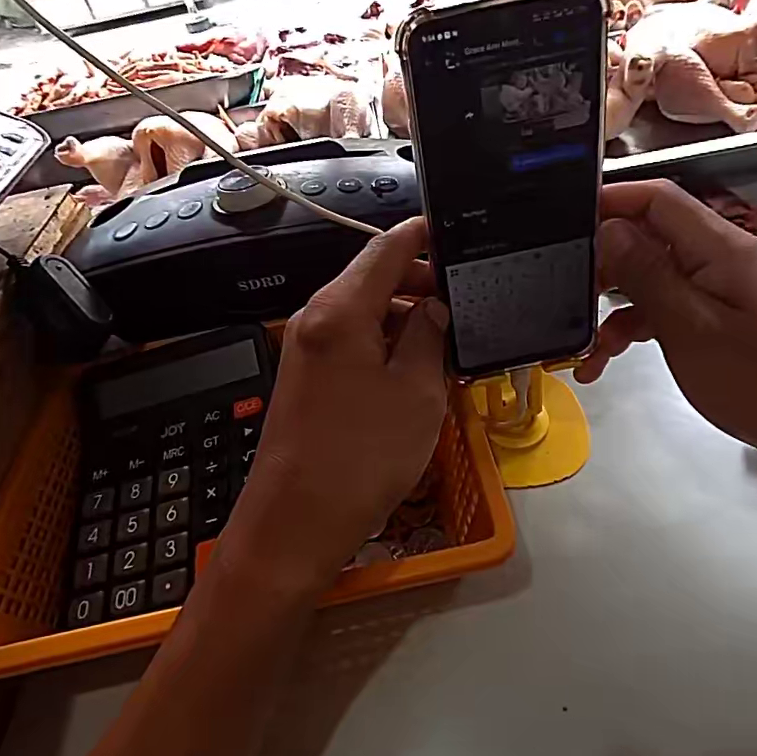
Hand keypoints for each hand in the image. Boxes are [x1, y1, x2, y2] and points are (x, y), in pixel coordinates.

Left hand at [222, 219, 450, 595]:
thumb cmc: (358, 459)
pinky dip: (382, 344)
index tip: (451, 234)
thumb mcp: (416, 391)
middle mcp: (314, 321)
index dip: (421, 236)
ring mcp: (305, 350)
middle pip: (371, 278)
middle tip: (460, 304)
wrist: (296, 521)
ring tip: (443, 343)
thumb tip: (434, 309)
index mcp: (339, 311)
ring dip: (402, 318)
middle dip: (418, 283)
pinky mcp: (306, 378)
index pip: (385, 249)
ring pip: (362, 312)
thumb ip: (428, 337)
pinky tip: (412, 369)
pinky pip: (349, 342)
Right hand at [577, 180, 756, 467]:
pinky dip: (629, 324)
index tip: (570, 218)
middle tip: (572, 288)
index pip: (657, 199)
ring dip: (611, 302)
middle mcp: (716, 257)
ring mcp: (712, 283)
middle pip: (647, 234)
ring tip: (587, 338)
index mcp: (718, 248)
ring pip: (646, 273)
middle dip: (604, 261)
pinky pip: (658, 303)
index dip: (611, 200)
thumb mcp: (687, 326)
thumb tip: (609, 232)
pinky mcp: (708, 310)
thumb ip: (645, 274)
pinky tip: (607, 355)